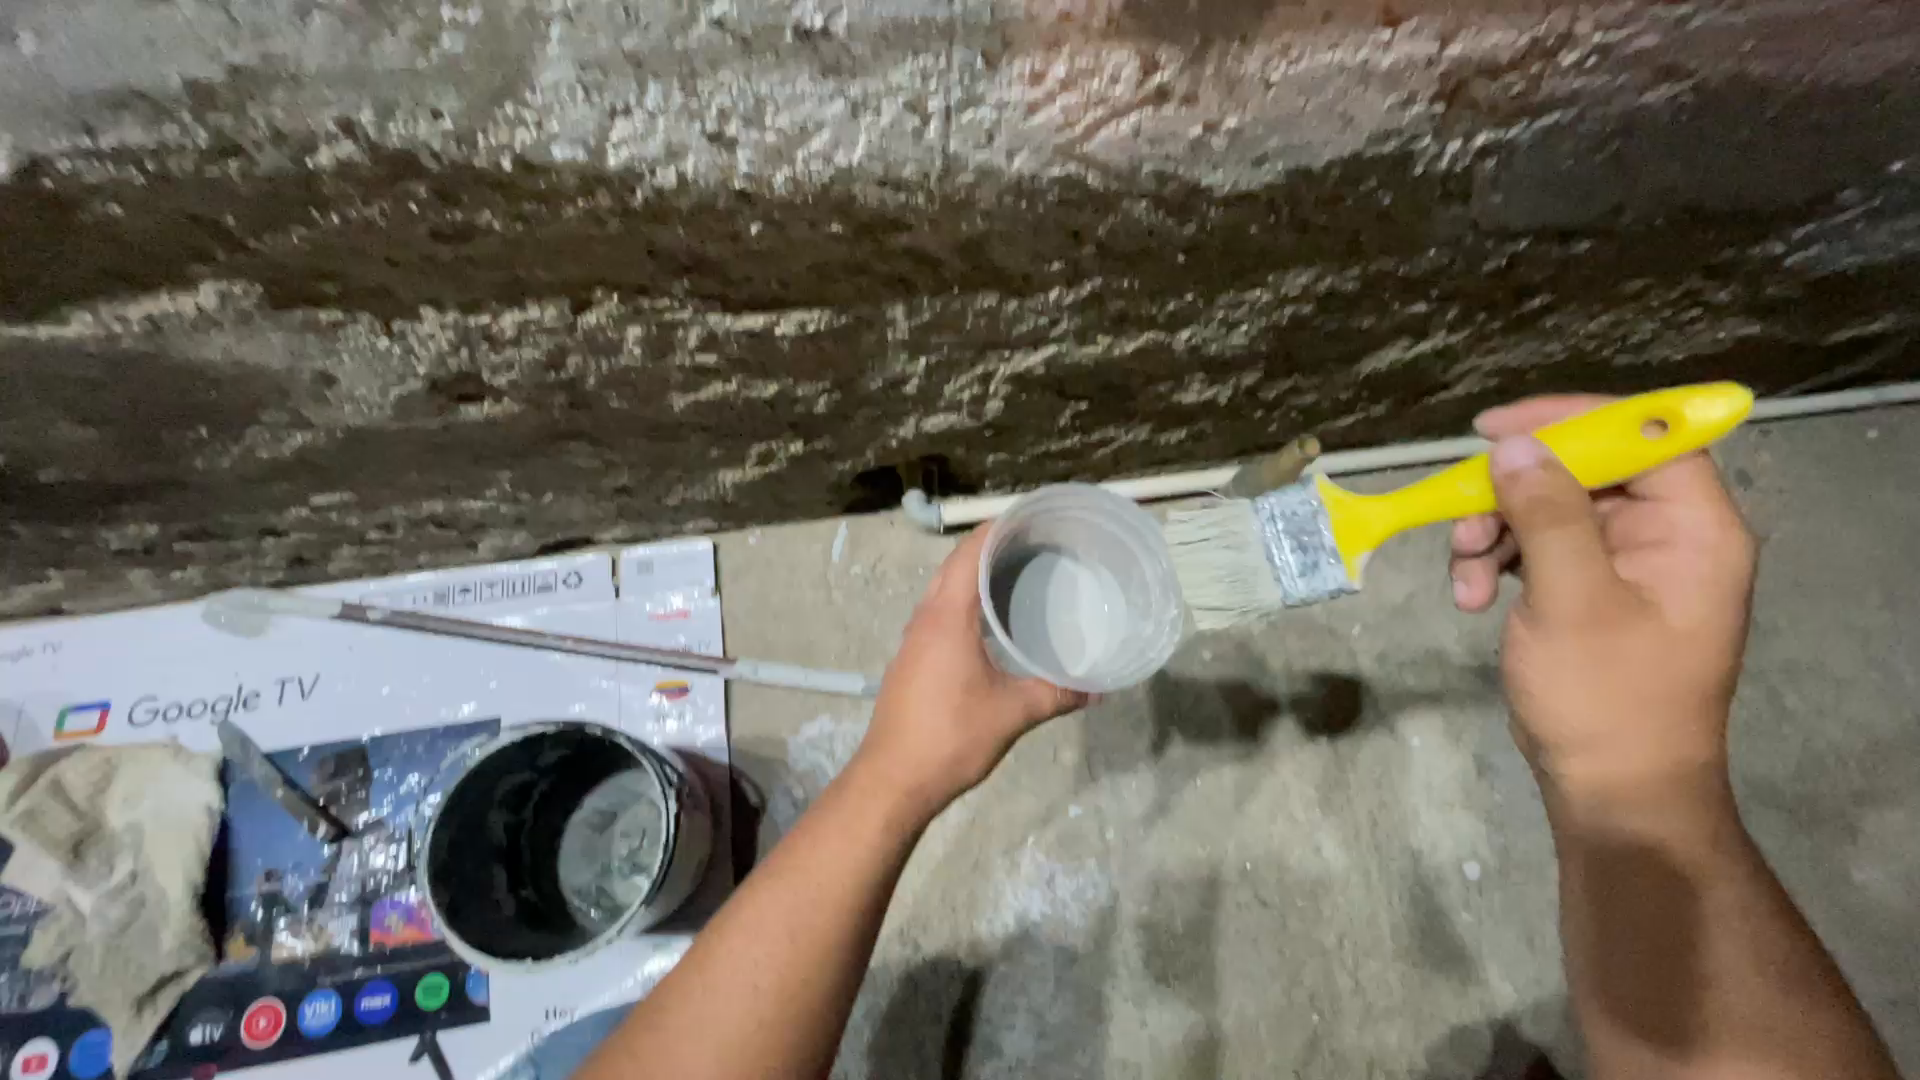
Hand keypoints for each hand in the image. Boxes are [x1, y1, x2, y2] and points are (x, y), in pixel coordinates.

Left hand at [851, 528, 1088, 819]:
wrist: (893, 778)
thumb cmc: (951, 737)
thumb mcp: (1012, 713)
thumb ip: (1056, 694)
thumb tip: (1097, 689)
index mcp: (947, 616)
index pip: (970, 552)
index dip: (998, 527)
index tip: (1033, 518)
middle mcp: (926, 617)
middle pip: (956, 564)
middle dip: (991, 546)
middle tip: (1036, 543)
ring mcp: (914, 637)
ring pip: (944, 588)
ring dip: (974, 573)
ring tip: (1018, 573)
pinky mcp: (912, 657)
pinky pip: (940, 611)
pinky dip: (964, 600)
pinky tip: (991, 620)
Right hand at [1449, 396, 1756, 800]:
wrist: (1608, 782)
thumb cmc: (1607, 695)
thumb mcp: (1573, 600)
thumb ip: (1547, 516)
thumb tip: (1513, 447)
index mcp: (1691, 530)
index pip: (1644, 439)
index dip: (1572, 421)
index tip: (1494, 428)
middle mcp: (1659, 537)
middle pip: (1578, 475)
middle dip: (1508, 495)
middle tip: (1459, 517)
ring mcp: (1616, 565)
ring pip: (1540, 511)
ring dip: (1488, 535)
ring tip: (1463, 579)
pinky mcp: (1578, 589)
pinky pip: (1528, 549)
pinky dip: (1491, 565)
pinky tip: (1470, 598)